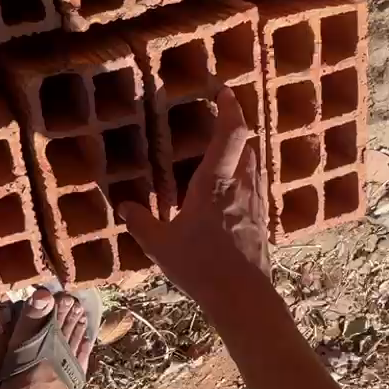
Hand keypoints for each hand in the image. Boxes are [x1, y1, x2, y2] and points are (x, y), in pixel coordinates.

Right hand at [117, 86, 269, 311]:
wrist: (242, 296)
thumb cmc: (200, 265)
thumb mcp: (160, 245)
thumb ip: (142, 222)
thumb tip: (125, 207)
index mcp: (215, 182)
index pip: (231, 134)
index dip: (230, 109)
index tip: (224, 92)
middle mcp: (241, 185)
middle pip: (247, 144)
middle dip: (236, 128)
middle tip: (221, 119)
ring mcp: (256, 202)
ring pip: (254, 164)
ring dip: (242, 152)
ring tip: (225, 154)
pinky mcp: (262, 220)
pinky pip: (256, 186)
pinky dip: (245, 177)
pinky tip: (233, 192)